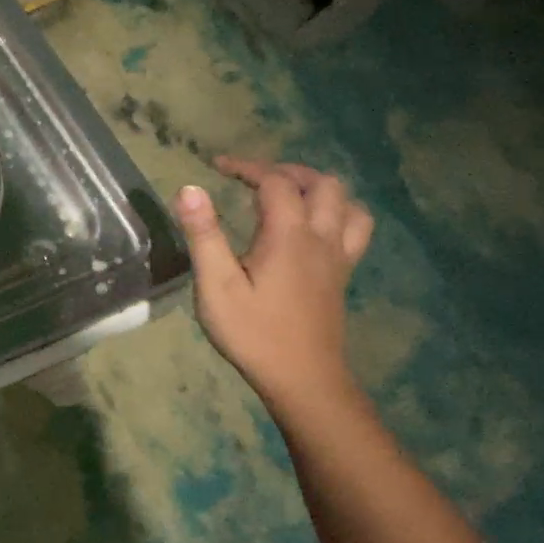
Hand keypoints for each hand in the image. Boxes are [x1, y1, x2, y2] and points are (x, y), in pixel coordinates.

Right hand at [174, 158, 374, 406]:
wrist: (302, 377)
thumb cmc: (252, 331)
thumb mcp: (216, 284)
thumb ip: (203, 234)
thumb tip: (189, 189)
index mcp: (289, 236)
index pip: (275, 183)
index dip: (247, 167)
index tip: (216, 165)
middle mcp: (322, 239)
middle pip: (322, 185)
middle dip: (286, 171)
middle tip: (251, 177)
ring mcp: (338, 258)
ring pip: (347, 204)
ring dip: (318, 189)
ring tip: (286, 194)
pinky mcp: (342, 275)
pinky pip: (354, 228)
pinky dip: (336, 212)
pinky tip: (312, 226)